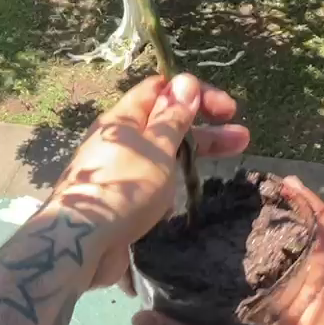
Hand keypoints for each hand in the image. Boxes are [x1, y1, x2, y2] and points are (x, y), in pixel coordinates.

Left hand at [46, 74, 248, 291]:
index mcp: (121, 120)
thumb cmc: (123, 188)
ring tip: (233, 157)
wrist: (81, 242)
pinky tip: (188, 193)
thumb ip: (171, 118)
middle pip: (164, 124)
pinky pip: (148, 182)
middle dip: (204, 126)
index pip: (158, 90)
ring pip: (159, 154)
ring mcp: (114, 171)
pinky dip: (170, 181)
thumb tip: (183, 82)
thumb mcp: (156, 148)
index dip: (193, 93)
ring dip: (192, 154)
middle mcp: (116, 141)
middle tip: (241, 137)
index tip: (225, 108)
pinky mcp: (115, 200)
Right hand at [131, 179, 323, 324]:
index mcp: (322, 304)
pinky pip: (314, 300)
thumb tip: (139, 320)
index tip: (288, 184)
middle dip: (299, 226)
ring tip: (253, 241)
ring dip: (297, 255)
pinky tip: (258, 291)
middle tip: (258, 209)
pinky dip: (293, 284)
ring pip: (321, 278)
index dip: (315, 207)